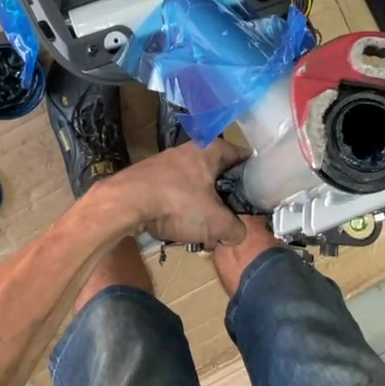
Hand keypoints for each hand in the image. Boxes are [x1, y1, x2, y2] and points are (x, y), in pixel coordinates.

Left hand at [92, 140, 249, 247]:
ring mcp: (169, 162)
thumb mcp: (217, 222)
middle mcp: (191, 150)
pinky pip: (177, 194)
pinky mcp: (152, 177)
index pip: (243, 157)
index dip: (254, 177)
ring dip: (202, 211)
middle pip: (219, 177)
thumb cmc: (178, 203)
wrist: (125, 203)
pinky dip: (182, 211)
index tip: (258, 196)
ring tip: (202, 235)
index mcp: (211, 149)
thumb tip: (236, 234)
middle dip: (224, 204)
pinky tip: (179, 231)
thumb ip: (236, 230)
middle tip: (228, 225)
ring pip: (197, 189)